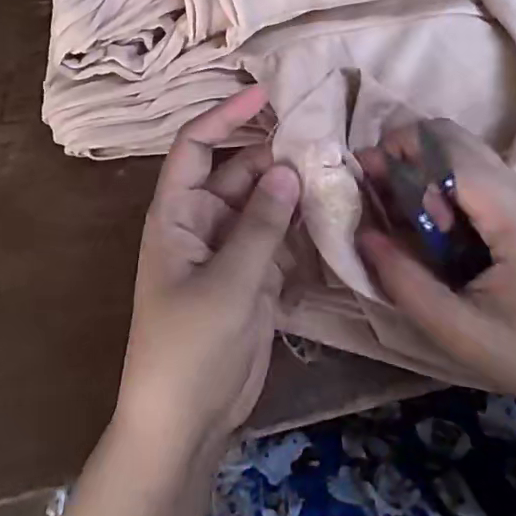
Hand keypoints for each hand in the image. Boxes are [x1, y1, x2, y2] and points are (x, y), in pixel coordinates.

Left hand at [114, 86, 300, 450]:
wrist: (186, 421)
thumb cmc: (190, 346)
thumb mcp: (228, 283)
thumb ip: (260, 224)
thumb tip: (289, 168)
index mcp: (178, 212)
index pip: (196, 146)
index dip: (225, 116)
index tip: (265, 95)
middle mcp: (203, 220)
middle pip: (239, 170)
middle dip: (275, 154)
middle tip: (324, 137)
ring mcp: (230, 248)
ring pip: (264, 203)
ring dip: (293, 189)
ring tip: (338, 168)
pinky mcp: (253, 274)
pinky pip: (278, 235)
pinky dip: (301, 224)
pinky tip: (334, 212)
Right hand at [357, 120, 515, 424]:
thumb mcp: (458, 332)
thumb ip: (405, 282)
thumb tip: (363, 233)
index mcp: (514, 218)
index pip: (451, 154)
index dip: (403, 152)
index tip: (364, 171)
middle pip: (457, 138)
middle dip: (408, 148)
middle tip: (375, 182)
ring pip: (466, 151)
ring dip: (425, 162)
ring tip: (396, 200)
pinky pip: (476, 173)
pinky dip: (443, 179)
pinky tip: (430, 219)